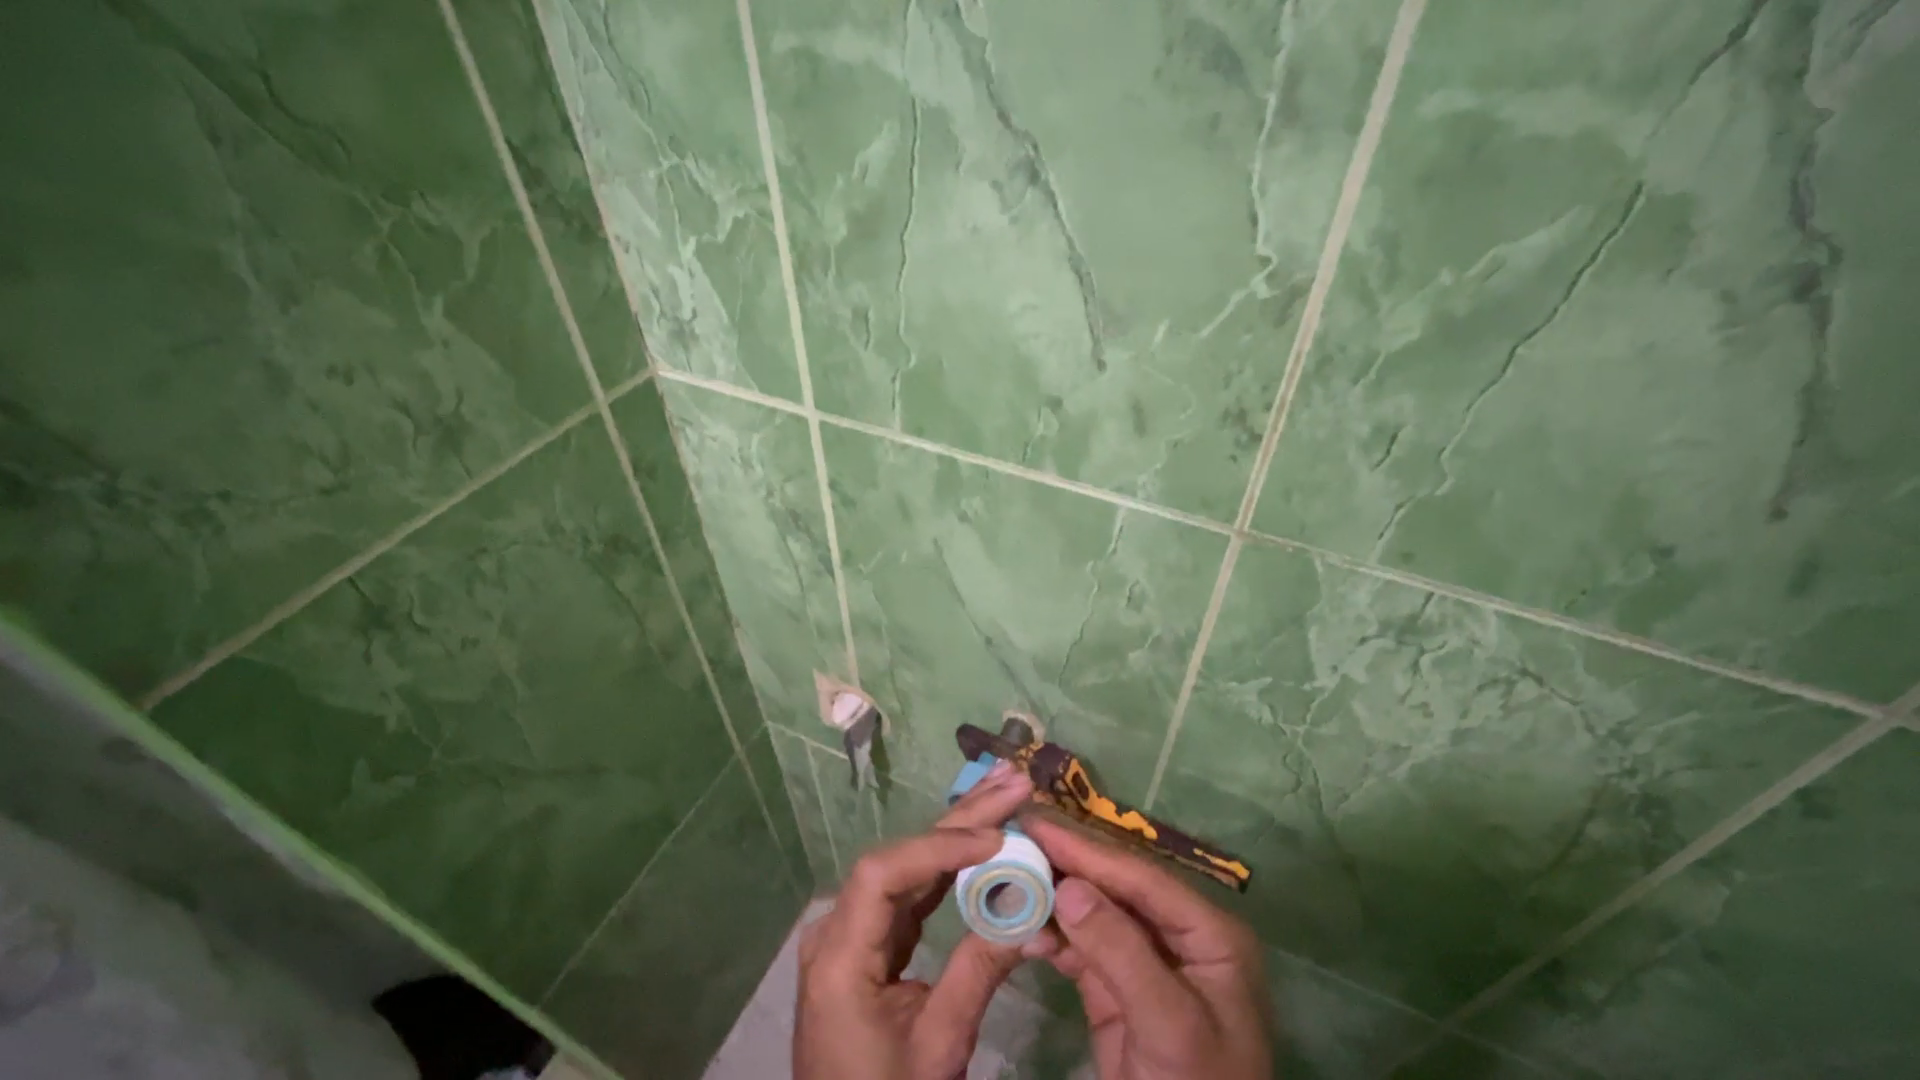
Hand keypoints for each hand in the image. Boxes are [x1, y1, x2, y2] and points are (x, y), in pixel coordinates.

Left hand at [795, 763, 1034, 1079]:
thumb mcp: (939, 1043)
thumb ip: (980, 970)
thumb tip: (1036, 914)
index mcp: (838, 956)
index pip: (882, 875)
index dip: (938, 847)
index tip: (996, 838)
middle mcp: (837, 931)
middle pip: (898, 860)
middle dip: (959, 822)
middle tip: (1013, 784)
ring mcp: (852, 935)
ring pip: (907, 871)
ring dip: (958, 834)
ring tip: (1005, 795)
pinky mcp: (870, 946)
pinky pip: (911, 897)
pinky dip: (948, 870)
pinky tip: (981, 842)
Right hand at [1021, 815, 1271, 1079]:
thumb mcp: (1169, 1024)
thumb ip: (1121, 952)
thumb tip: (1069, 885)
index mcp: (1209, 933)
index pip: (1140, 877)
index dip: (1085, 847)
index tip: (1033, 821)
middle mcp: (1178, 937)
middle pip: (1114, 888)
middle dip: (1064, 865)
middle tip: (1011, 836)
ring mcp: (1146, 964)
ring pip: (1093, 914)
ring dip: (1052, 900)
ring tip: (1007, 877)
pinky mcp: (1117, 992)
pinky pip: (1081, 949)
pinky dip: (1051, 937)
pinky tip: (1022, 928)